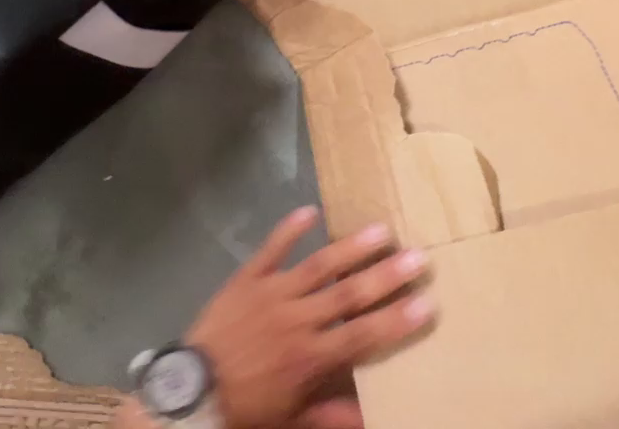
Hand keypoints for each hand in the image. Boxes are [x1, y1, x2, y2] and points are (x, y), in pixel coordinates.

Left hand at [185, 205, 433, 428]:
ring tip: (381, 229)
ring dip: (350, 247)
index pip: (362, 336)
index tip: (426, 303)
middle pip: (347, 294)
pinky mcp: (247, 278)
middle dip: (385, 277)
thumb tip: (371, 416)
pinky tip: (310, 210)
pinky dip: (289, 229)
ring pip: (318, 266)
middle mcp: (297, 320)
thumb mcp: (290, 421)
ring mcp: (272, 293)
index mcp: (310, 357)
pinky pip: (270, 249)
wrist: (191, 391)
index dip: (396, 321)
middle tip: (417, 257)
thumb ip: (330, 414)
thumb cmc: (245, 406)